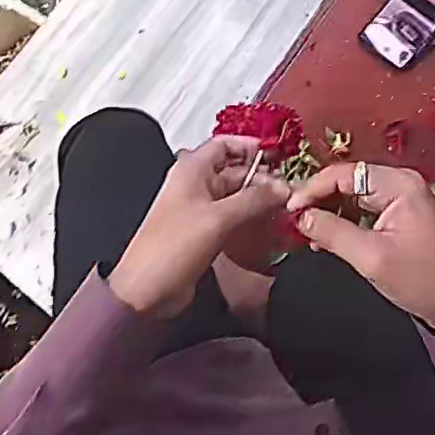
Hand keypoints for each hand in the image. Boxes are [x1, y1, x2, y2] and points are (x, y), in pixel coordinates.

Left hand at [107, 136, 288, 317]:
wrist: (146, 290)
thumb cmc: (171, 248)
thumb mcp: (218, 218)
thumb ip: (254, 200)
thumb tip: (282, 188)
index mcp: (192, 169)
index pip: (225, 143)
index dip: (251, 146)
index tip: (277, 154)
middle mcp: (196, 184)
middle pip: (235, 170)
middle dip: (262, 176)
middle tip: (288, 187)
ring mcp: (200, 208)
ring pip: (237, 194)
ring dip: (259, 197)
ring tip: (285, 204)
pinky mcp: (205, 230)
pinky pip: (233, 215)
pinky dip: (251, 215)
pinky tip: (269, 221)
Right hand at [287, 162, 434, 333]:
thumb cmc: (420, 280)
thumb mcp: (371, 258)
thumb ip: (332, 232)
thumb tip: (300, 216)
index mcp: (400, 184)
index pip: (346, 174)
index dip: (314, 188)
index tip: (291, 208)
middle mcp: (403, 181)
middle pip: (350, 180)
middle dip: (321, 199)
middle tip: (295, 220)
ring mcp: (404, 195)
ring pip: (355, 194)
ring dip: (331, 211)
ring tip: (308, 231)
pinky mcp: (403, 210)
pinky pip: (366, 206)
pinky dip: (346, 219)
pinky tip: (328, 236)